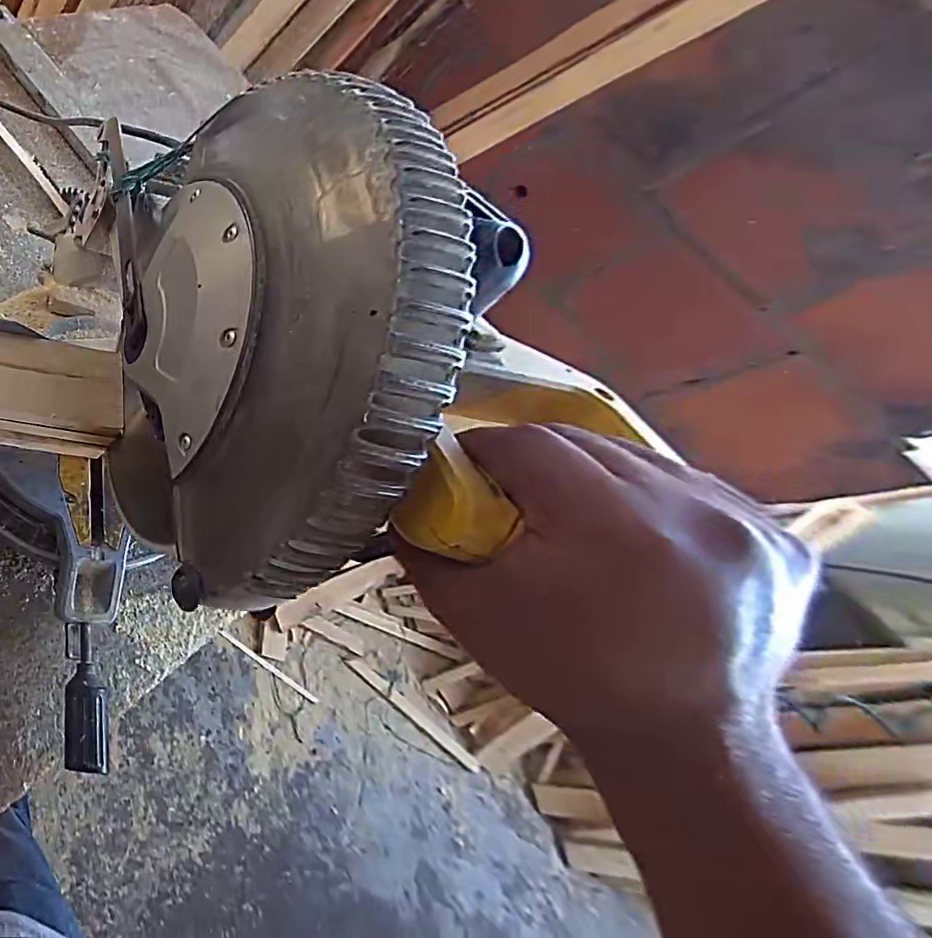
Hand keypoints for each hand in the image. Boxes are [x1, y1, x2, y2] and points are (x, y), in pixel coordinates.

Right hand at [393, 425, 816, 744]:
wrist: (680, 737)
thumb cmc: (562, 671)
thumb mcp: (463, 607)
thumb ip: (421, 544)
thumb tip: (400, 504)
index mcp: (605, 524)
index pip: (525, 442)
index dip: (480, 448)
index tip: (459, 470)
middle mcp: (687, 509)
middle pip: (579, 441)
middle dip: (528, 457)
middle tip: (501, 492)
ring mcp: (745, 521)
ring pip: (634, 456)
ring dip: (586, 472)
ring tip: (563, 512)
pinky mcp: (779, 537)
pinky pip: (688, 484)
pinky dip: (644, 494)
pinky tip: (626, 530)